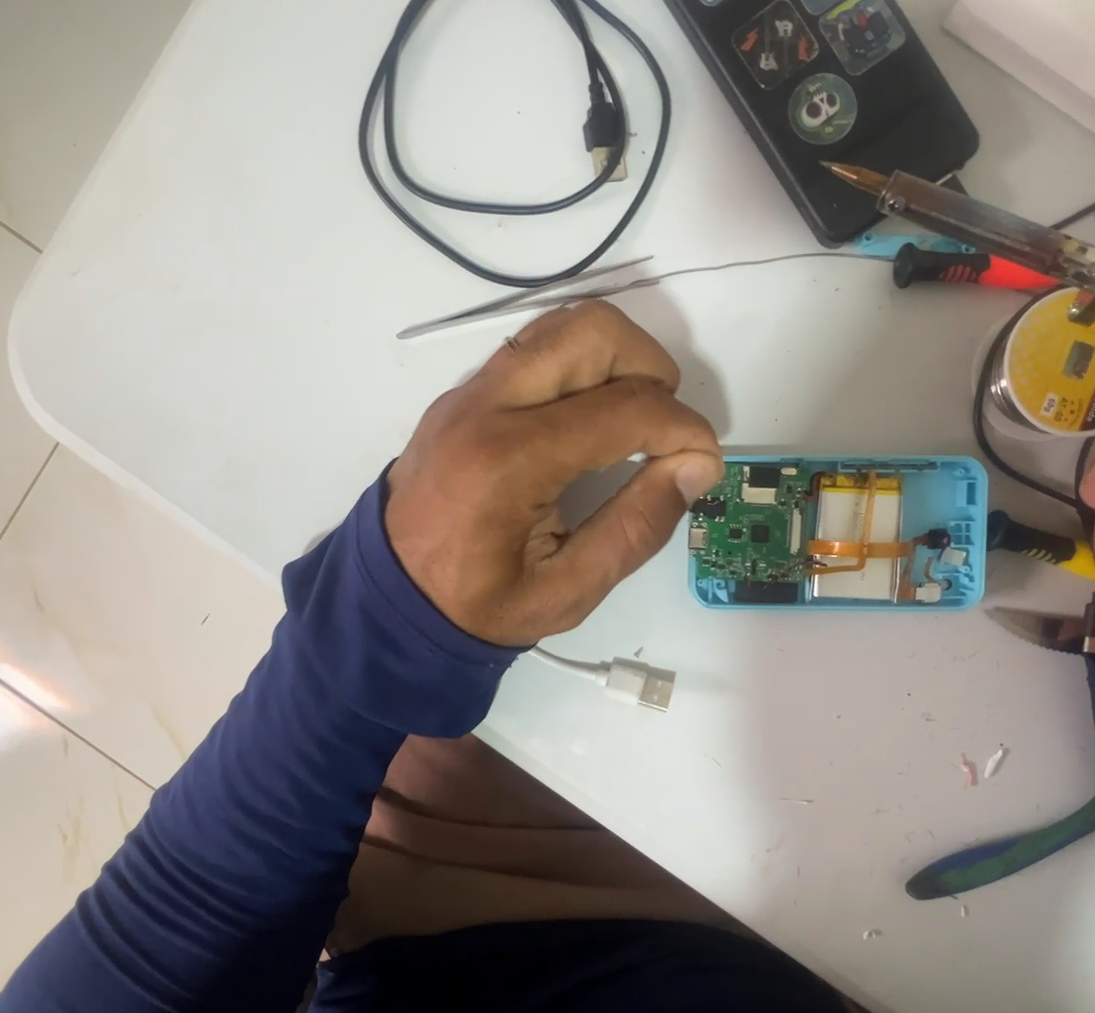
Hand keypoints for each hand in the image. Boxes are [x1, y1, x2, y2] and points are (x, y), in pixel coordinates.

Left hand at [386, 300, 723, 646]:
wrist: (390, 598)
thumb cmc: (476, 606)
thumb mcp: (565, 591)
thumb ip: (635, 528)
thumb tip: (694, 467)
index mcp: (509, 462)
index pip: (623, 409)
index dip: (684, 429)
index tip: (704, 462)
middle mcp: (485, 406)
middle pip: (592, 332)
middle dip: (651, 368)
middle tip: (664, 427)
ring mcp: (469, 392)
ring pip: (562, 325)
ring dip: (616, 357)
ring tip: (631, 417)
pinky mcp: (464, 393)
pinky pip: (536, 348)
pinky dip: (581, 365)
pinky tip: (589, 419)